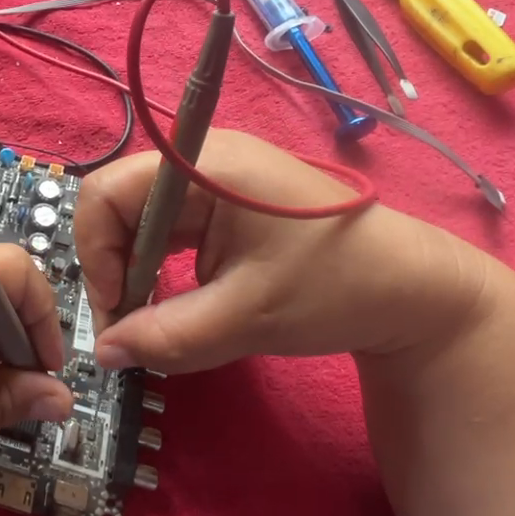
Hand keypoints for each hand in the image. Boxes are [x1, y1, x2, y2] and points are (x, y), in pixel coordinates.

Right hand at [75, 130, 504, 373]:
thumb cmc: (338, 289)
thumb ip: (166, 337)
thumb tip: (103, 355)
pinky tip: (172, 301)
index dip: (97, 251)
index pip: (106, 192)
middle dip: (114, 268)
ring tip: (149, 319)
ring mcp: (210, 180)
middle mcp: (198, 161)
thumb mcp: (246, 319)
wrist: (417, 290)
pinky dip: (157, 268)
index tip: (117, 310)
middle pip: (118, 205)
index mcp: (203, 165)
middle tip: (129, 326)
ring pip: (137, 221)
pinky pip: (165, 231)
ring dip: (134, 271)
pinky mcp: (220, 204)